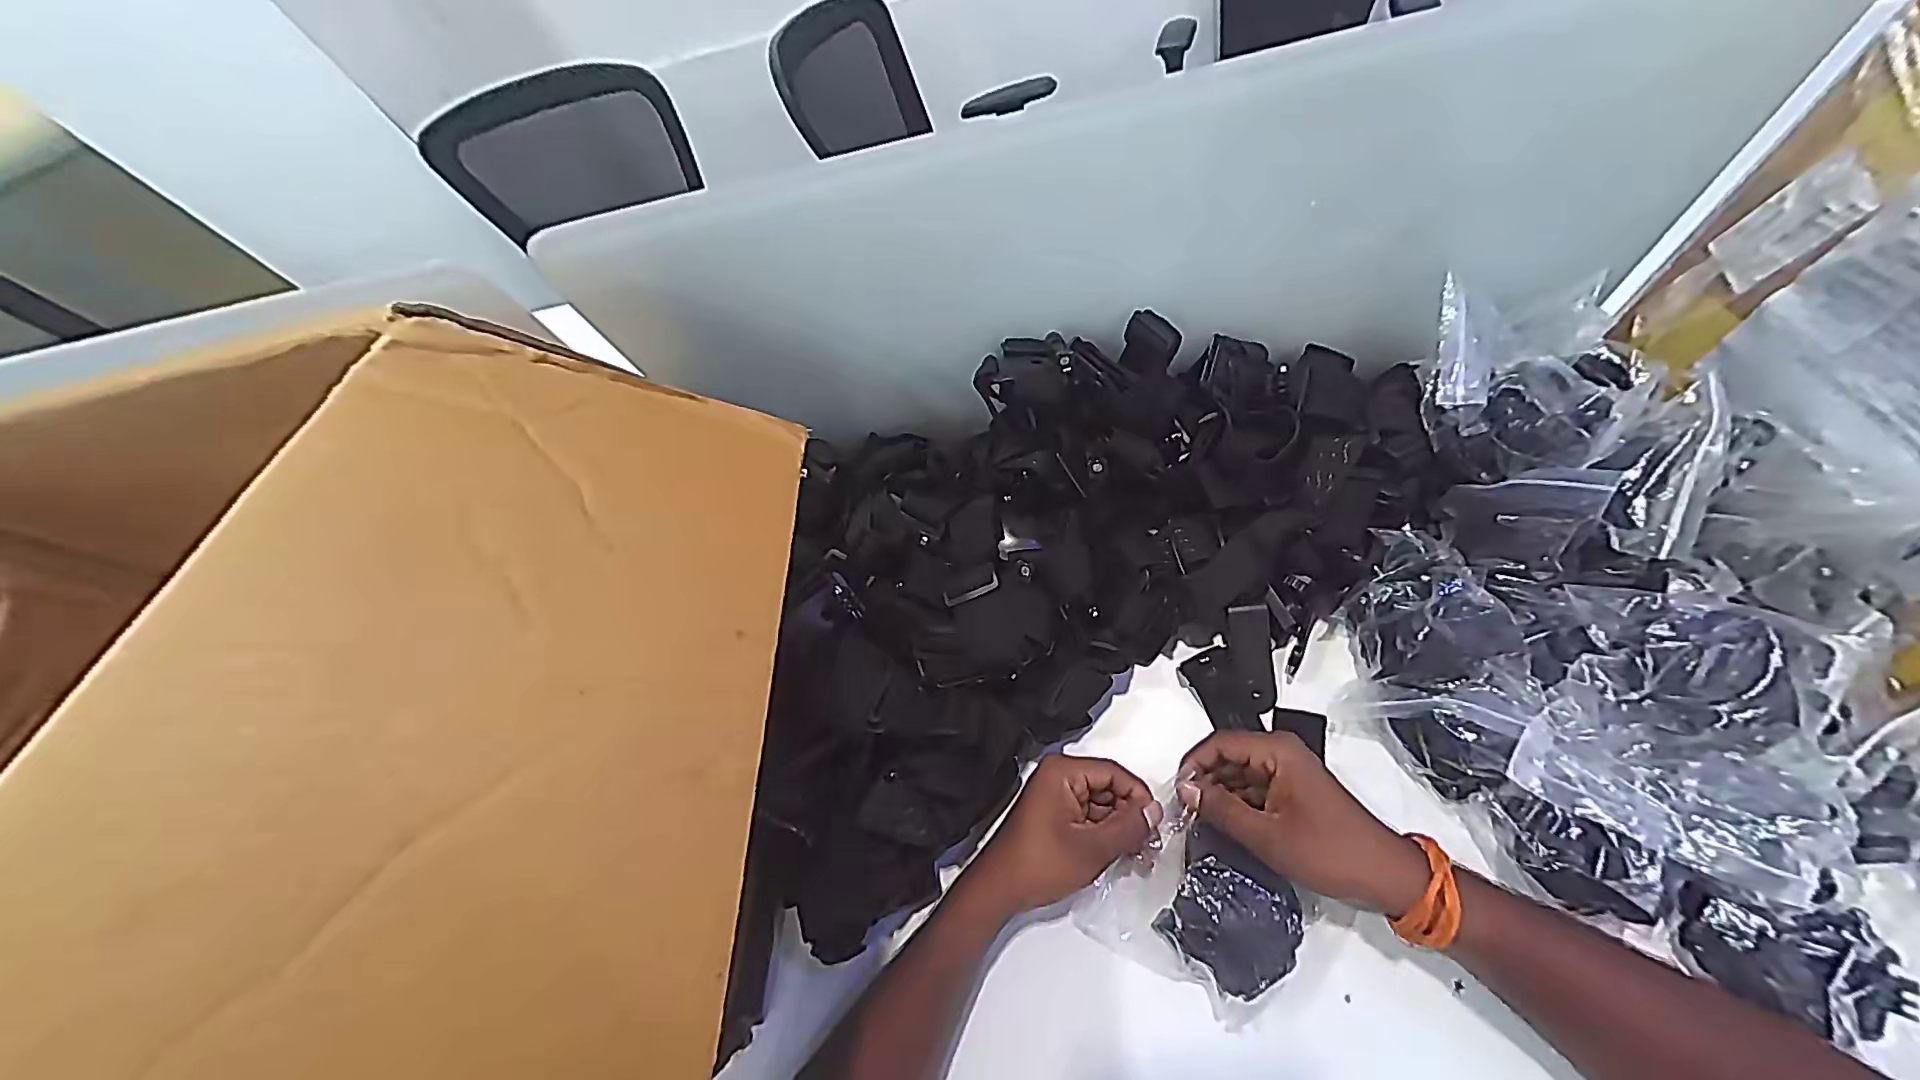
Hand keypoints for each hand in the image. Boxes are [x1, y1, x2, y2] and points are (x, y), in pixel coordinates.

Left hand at [958, 755, 1161, 917]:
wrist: (1000, 889)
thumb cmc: (1036, 864)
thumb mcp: (1092, 847)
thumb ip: (1128, 827)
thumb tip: (1153, 812)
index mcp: (1062, 772)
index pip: (1114, 773)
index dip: (1138, 798)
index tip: (1154, 823)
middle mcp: (1058, 777)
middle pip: (1109, 788)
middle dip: (1131, 817)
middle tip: (1149, 846)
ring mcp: (1056, 796)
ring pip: (1102, 805)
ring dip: (1121, 830)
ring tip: (1137, 857)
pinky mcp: (1055, 814)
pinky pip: (1090, 817)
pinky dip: (1106, 835)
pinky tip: (1119, 856)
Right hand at [1178, 731, 1429, 916]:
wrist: (1387, 878)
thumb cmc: (1336, 853)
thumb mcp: (1267, 834)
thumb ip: (1221, 809)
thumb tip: (1188, 791)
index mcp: (1279, 751)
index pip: (1220, 743)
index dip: (1194, 764)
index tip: (1179, 789)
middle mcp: (1283, 755)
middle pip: (1228, 756)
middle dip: (1205, 779)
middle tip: (1187, 807)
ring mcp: (1289, 773)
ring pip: (1239, 774)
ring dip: (1219, 793)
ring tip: (1203, 818)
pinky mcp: (1293, 792)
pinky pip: (1253, 789)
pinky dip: (1237, 804)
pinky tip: (1226, 824)